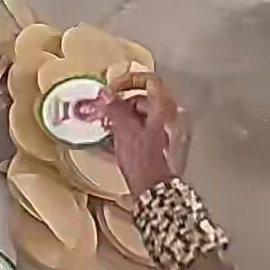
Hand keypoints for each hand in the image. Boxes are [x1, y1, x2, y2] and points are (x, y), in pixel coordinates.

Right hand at [105, 73, 190, 198]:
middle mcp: (166, 117)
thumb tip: (106, 93)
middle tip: (103, 108)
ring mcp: (161, 133)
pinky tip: (108, 140)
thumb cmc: (143, 159)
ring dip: (119, 118)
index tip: (112, 88)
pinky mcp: (154, 147)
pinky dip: (123, 131)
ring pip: (138, 116)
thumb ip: (114, 106)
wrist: (151, 189)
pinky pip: (137, 132)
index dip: (128, 80)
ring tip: (103, 125)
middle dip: (119, 102)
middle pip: (141, 99)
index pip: (148, 80)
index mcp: (162, 108)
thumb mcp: (124, 128)